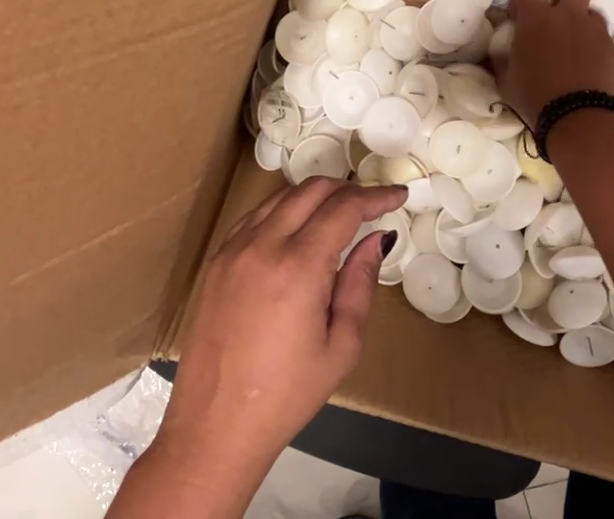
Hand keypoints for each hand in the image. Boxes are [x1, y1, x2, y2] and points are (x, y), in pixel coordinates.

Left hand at [159, 178, 406, 471]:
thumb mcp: (342, 345)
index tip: (398, 195)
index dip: (376, 196)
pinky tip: (297, 228)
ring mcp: (233, 250)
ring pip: (280, 197)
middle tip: (372, 204)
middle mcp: (262, 245)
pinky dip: (282, 210)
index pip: (345, 207)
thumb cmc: (287, 395)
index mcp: (298, 266)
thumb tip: (377, 239)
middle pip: (311, 190)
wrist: (216, 426)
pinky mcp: (215, 261)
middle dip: (348, 188)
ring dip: (314, 196)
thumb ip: (360, 283)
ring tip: (339, 214)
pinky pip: (254, 216)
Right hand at [492, 0, 613, 123]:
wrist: (579, 118)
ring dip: (582, 21)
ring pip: (591, 10)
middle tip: (556, 15)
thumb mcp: (506, 80)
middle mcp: (568, 16)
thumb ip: (502, 57)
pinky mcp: (612, 47)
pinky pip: (603, 36)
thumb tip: (499, 48)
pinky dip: (594, 44)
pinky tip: (588, 65)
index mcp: (536, 19)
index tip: (519, 13)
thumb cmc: (535, 97)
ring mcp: (594, 30)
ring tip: (574, 43)